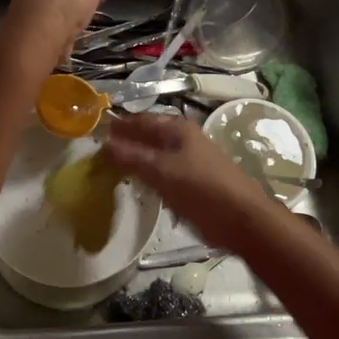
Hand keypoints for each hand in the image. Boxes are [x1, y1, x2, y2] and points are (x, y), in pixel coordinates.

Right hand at [102, 113, 277, 250]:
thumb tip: (104, 144)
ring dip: (137, 162)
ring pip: (156, 156)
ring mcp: (190, 160)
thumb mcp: (161, 171)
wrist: (242, 218)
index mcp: (177, 128)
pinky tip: (140, 188)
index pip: (141, 120)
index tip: (96, 134)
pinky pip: (165, 174)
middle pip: (149, 136)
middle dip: (126, 144)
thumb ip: (132, 157)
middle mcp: (184, 138)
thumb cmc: (201, 188)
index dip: (120, 126)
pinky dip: (151, 178)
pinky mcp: (194, 182)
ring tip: (114, 172)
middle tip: (100, 156)